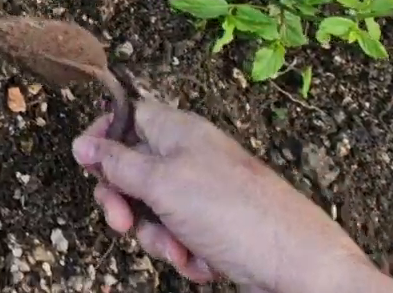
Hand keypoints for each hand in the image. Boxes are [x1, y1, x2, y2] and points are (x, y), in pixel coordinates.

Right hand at [72, 101, 392, 292]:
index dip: (101, 137)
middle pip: (132, 166)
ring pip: (154, 205)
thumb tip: (80, 144)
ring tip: (177, 253)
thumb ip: (115, 163)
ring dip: (155, 233)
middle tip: (121, 223)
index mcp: (177, 130)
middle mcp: (190, 155)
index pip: (124, 116)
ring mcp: (207, 192)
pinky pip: (182, 231)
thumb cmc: (235, 217)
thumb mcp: (162, 184)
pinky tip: (200, 267)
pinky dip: (183, 250)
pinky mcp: (222, 227)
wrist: (312, 276)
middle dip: (122, 199)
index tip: (89, 167)